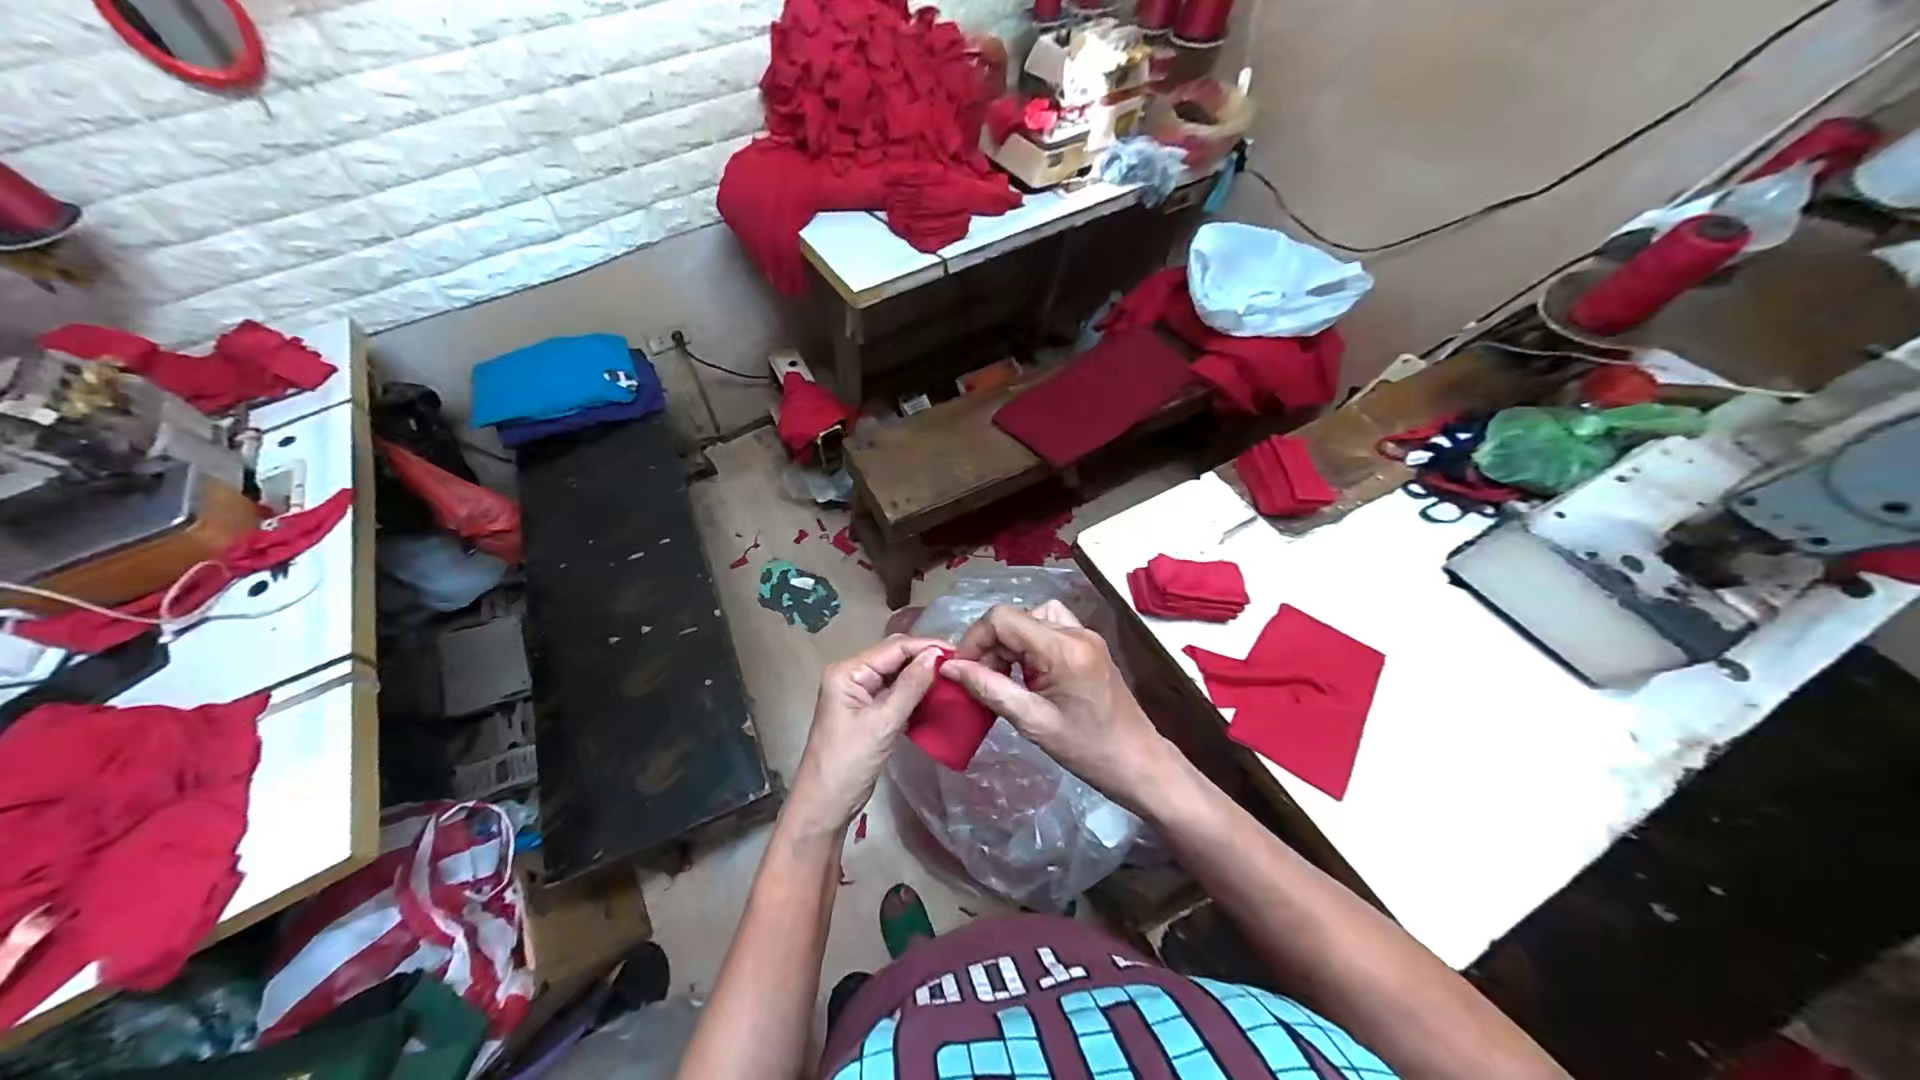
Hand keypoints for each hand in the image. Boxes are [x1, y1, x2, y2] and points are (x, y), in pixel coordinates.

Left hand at [787, 635, 946, 836]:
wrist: (825, 806)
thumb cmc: (849, 763)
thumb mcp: (883, 724)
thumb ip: (910, 687)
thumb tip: (936, 655)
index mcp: (847, 671)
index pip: (893, 647)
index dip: (926, 647)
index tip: (960, 653)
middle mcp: (851, 675)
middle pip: (895, 657)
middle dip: (925, 658)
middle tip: (960, 666)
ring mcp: (859, 693)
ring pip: (897, 674)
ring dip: (922, 676)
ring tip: (954, 679)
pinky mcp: (867, 711)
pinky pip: (895, 692)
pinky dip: (915, 693)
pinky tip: (937, 696)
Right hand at [942, 602, 1178, 811]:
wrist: (1139, 762)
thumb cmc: (1088, 750)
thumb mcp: (1032, 722)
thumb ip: (989, 688)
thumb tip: (950, 668)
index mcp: (1064, 648)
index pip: (1003, 618)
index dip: (975, 639)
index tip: (962, 670)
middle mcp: (1076, 631)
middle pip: (1016, 617)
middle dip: (990, 645)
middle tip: (982, 682)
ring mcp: (1085, 636)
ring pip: (1030, 619)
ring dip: (1008, 644)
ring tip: (1002, 677)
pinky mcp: (1088, 645)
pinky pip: (1048, 629)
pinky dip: (1028, 645)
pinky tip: (1026, 674)